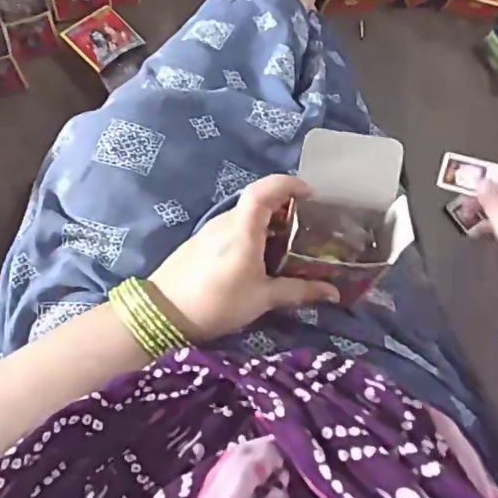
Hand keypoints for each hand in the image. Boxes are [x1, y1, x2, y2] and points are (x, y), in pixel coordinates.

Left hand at [149, 175, 340, 340]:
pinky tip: (258, 259)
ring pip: (245, 216)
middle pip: (258, 201)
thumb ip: (298, 291)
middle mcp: (226, 222)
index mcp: (243, 228)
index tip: (309, 195)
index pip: (265, 189)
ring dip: (267, 223)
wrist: (163, 313)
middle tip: (306, 227)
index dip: (288, 184)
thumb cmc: (218, 303)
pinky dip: (250, 234)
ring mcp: (210, 230)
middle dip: (284, 207)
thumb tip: (333, 292)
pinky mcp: (200, 242)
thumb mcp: (262, 298)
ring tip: (286, 246)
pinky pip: (232, 228)